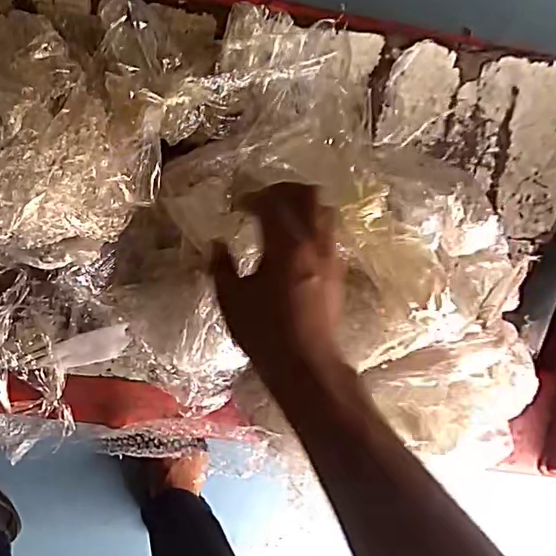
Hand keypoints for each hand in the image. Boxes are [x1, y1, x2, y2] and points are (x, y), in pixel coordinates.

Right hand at [210, 182, 347, 384]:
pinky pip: (329, 232)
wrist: (306, 363)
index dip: (252, 197)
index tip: (236, 205)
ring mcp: (331, 255)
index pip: (272, 202)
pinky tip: (294, 245)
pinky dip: (312, 226)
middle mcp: (314, 243)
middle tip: (261, 202)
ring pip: (324, 210)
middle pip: (307, 194)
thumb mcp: (231, 298)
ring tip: (281, 218)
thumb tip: (217, 244)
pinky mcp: (339, 270)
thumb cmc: (264, 333)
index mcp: (285, 245)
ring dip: (302, 206)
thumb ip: (222, 265)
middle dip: (282, 191)